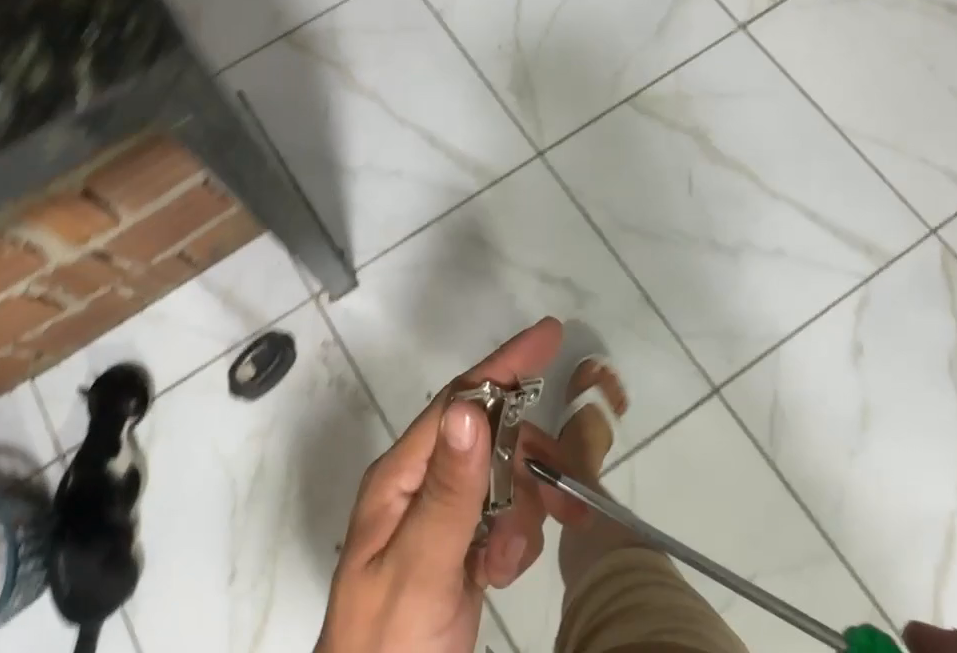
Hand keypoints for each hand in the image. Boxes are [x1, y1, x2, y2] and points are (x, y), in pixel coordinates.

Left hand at [315, 318, 576, 652]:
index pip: (458, 402)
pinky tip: (499, 574)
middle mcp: (420, 484)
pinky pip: (502, 521)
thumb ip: (448, 490)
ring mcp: (440, 516)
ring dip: (521, 517)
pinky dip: (514, 542)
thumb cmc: (389, 636)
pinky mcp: (458, 548)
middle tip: (567, 499)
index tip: (549, 333)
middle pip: (490, 440)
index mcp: (401, 475)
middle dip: (529, 464)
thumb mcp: (420, 564)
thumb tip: (468, 408)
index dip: (503, 365)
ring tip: (505, 562)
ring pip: (503, 483)